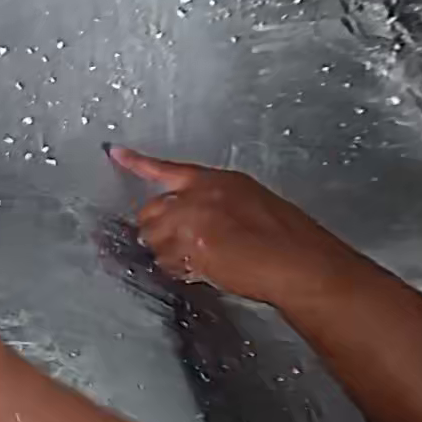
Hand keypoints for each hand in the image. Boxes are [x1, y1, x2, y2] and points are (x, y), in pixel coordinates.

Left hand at [109, 145, 368, 306]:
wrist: (306, 266)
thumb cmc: (291, 238)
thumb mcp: (253, 202)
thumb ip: (213, 201)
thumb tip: (187, 214)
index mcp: (215, 182)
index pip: (167, 169)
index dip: (138, 162)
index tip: (115, 153)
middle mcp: (196, 198)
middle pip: (148, 212)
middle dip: (160, 229)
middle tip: (191, 242)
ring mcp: (189, 222)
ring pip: (152, 239)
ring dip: (169, 252)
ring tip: (205, 257)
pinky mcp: (187, 248)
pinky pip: (164, 261)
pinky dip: (178, 268)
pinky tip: (205, 268)